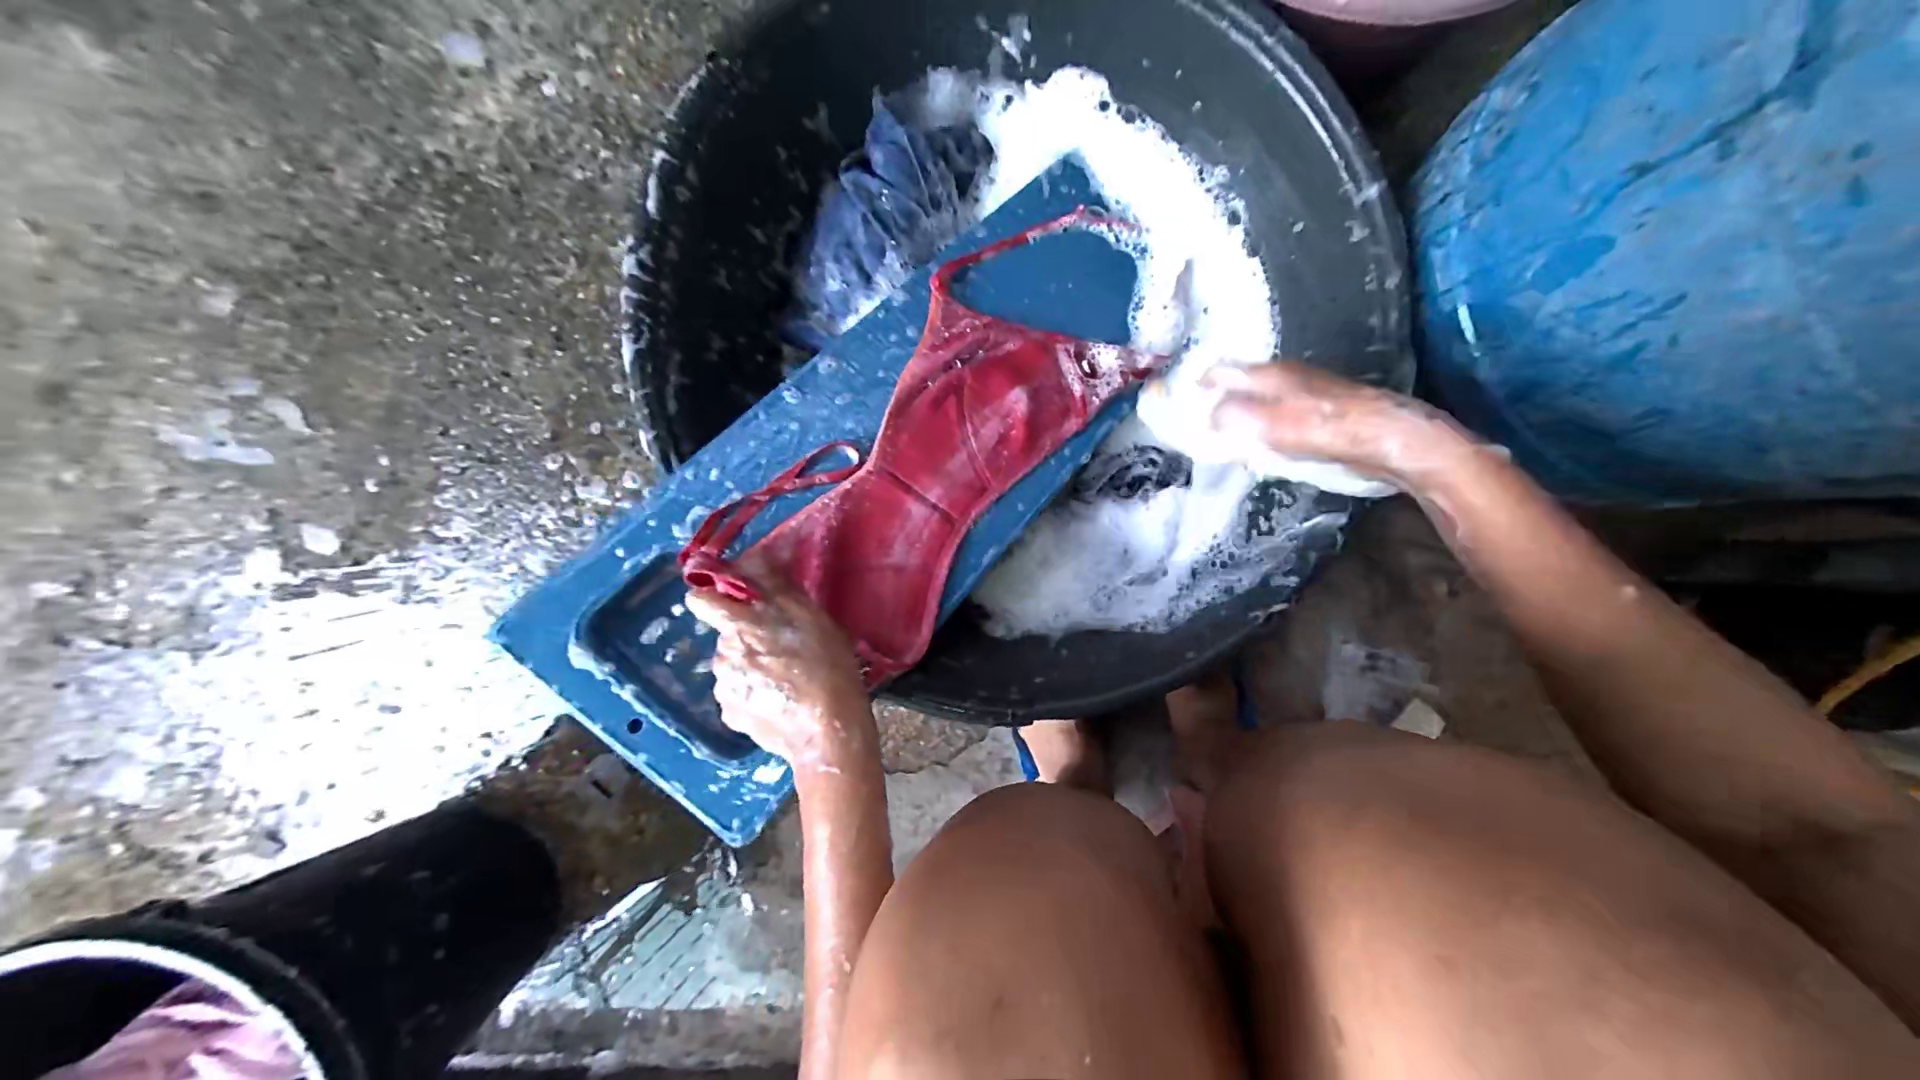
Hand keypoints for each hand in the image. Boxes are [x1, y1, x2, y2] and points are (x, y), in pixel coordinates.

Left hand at [685, 558, 874, 772]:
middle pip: (725, 635)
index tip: (737, 601)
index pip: (700, 599)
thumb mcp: (812, 617)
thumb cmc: (827, 668)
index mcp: (741, 625)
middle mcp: (723, 653)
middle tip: (783, 647)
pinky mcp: (729, 716)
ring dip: (751, 666)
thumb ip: (777, 587)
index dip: (715, 597)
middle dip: (747, 636)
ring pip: (731, 665)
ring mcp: (724, 688)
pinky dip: (752, 694)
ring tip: (785, 679)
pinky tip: (780, 701)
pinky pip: (736, 694)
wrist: (827, 732)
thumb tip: (754, 559)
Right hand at [1202, 361, 1463, 487]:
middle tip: (1195, 427)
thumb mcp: (1274, 425)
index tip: (1180, 408)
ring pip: (1256, 399)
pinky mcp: (1318, 413)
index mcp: (1270, 374)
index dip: (1198, 387)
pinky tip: (1258, 446)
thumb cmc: (1330, 430)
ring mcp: (1304, 393)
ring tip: (1219, 439)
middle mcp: (1285, 377)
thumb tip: (1207, 419)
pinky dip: (1258, 428)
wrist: (1392, 441)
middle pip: (1237, 384)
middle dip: (1214, 401)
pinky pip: (1274, 416)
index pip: (1221, 371)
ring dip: (1236, 416)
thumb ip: (1236, 419)